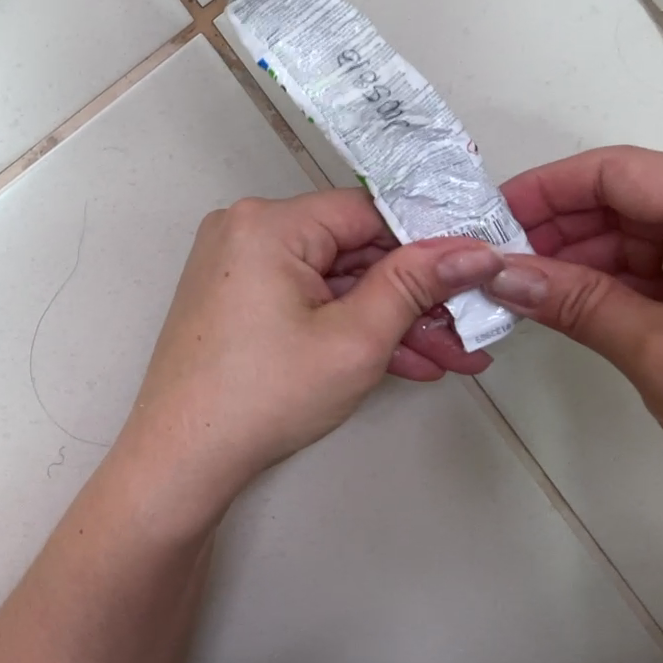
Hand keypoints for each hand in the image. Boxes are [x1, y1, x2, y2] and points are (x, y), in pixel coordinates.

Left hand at [112, 189, 504, 523]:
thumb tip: (470, 250)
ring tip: (450, 357)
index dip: (426, 240)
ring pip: (330, 279)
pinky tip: (401, 361)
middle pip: (349, 247)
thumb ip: (416, 285)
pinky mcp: (232, 297)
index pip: (366, 210)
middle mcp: (243, 231)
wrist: (186, 452)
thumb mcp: (355, 339)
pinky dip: (344, 325)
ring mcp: (233, 265)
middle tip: (470, 328)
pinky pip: (302, 297)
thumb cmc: (261, 395)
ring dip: (387, 317)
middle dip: (413, 293)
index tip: (476, 269)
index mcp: (266, 224)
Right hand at [487, 146, 662, 560]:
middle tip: (498, 269)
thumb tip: (497, 272)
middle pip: (638, 202)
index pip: (623, 172)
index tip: (485, 224)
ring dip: (589, 263)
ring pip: (656, 240)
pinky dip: (627, 289)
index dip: (544, 190)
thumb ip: (576, 302)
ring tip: (530, 295)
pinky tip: (582, 311)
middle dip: (561, 231)